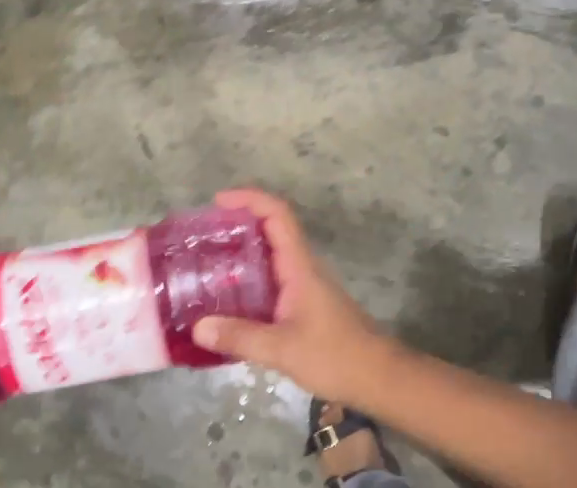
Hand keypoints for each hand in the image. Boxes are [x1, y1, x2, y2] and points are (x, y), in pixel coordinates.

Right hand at [192, 188, 392, 402]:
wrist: (380, 379)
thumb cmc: (335, 355)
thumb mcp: (282, 349)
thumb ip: (240, 337)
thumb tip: (197, 328)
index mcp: (299, 265)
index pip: (277, 213)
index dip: (249, 198)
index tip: (218, 201)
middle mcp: (303, 267)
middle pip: (271, 229)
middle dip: (238, 224)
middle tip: (203, 236)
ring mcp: (306, 285)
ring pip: (271, 255)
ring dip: (243, 252)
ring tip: (207, 263)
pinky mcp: (306, 305)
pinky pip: (273, 278)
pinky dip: (250, 278)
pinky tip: (231, 299)